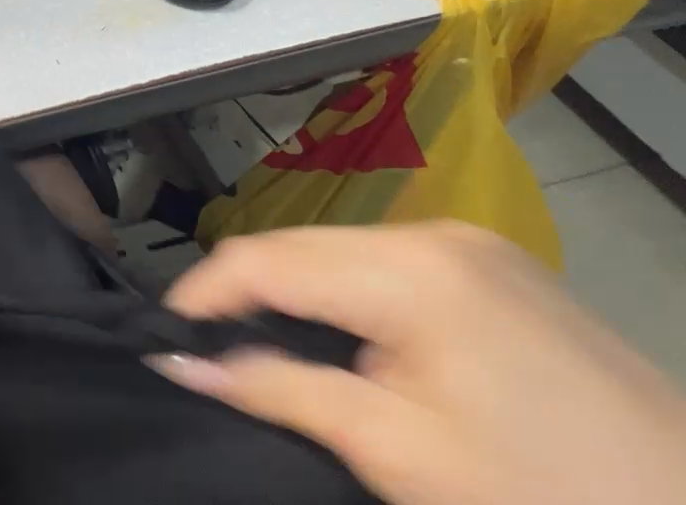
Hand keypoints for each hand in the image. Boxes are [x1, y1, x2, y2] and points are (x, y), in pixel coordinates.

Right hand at [150, 222, 685, 504]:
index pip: (262, 257)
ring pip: (331, 252)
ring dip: (291, 295)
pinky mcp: (492, 264)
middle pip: (295, 247)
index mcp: (410, 270)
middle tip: (217, 356)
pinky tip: (344, 339)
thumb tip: (178, 362)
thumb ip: (275, 389)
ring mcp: (470, 244)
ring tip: (271, 351)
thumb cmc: (547, 493)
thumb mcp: (395, 448)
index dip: (202, 294)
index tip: (166, 339)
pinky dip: (340, 295)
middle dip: (245, 296)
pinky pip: (377, 262)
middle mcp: (435, 235)